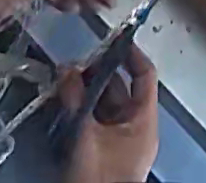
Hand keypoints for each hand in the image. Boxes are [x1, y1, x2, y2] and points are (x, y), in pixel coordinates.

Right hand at [60, 46, 159, 182]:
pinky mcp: (101, 151)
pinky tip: (61, 98)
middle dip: (95, 71)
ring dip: (83, 88)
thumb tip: (66, 68)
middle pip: (118, 86)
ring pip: (102, 102)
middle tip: (71, 61)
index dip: (131, 53)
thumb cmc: (99, 180)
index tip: (111, 37)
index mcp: (143, 122)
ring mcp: (117, 140)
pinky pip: (92, 119)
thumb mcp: (86, 139)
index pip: (144, 75)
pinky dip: (79, 106)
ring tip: (61, 77)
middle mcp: (133, 127)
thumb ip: (76, 101)